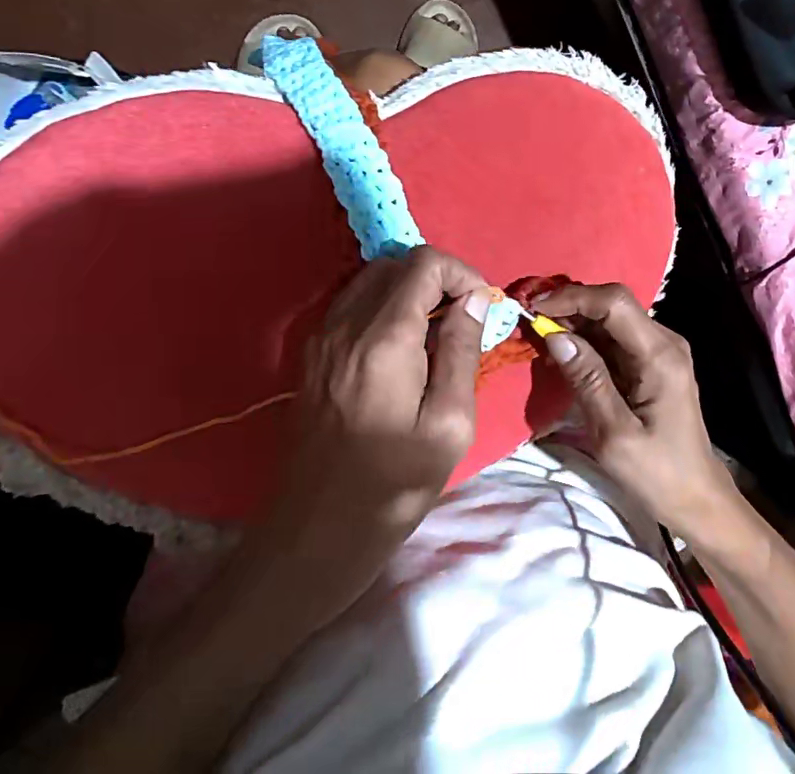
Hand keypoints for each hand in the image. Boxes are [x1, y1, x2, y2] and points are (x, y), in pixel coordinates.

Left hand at [279, 246, 489, 556]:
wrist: (317, 530)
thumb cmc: (395, 483)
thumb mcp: (450, 423)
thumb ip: (463, 351)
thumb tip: (475, 300)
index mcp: (384, 338)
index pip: (424, 263)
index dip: (462, 273)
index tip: (483, 307)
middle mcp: (345, 324)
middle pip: (396, 263)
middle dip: (438, 279)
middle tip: (464, 318)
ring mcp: (321, 337)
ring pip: (371, 279)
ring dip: (410, 291)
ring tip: (437, 333)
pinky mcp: (311, 353)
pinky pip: (352, 305)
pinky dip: (384, 307)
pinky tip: (402, 348)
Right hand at [531, 283, 739, 539]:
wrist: (695, 498)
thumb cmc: (657, 473)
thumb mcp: (614, 433)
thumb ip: (587, 380)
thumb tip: (555, 335)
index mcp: (660, 355)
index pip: (615, 302)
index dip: (573, 297)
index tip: (534, 308)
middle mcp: (663, 342)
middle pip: (613, 305)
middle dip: (570, 306)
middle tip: (529, 319)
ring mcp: (659, 352)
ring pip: (611, 320)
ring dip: (574, 322)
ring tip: (538, 334)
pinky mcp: (650, 365)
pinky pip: (614, 340)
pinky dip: (586, 341)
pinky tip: (562, 352)